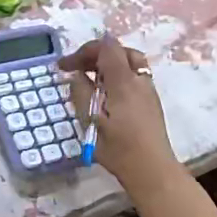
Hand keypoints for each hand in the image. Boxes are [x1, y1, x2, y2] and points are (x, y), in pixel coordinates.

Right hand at [59, 34, 175, 182]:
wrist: (151, 169)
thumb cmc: (118, 147)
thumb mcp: (90, 121)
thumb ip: (81, 93)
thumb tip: (77, 75)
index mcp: (124, 81)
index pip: (107, 47)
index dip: (84, 51)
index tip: (65, 66)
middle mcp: (139, 80)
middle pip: (121, 51)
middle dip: (97, 54)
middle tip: (78, 69)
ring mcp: (149, 90)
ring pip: (131, 63)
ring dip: (109, 65)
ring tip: (92, 80)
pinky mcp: (151, 102)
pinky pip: (135, 77)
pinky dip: (119, 76)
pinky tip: (107, 95)